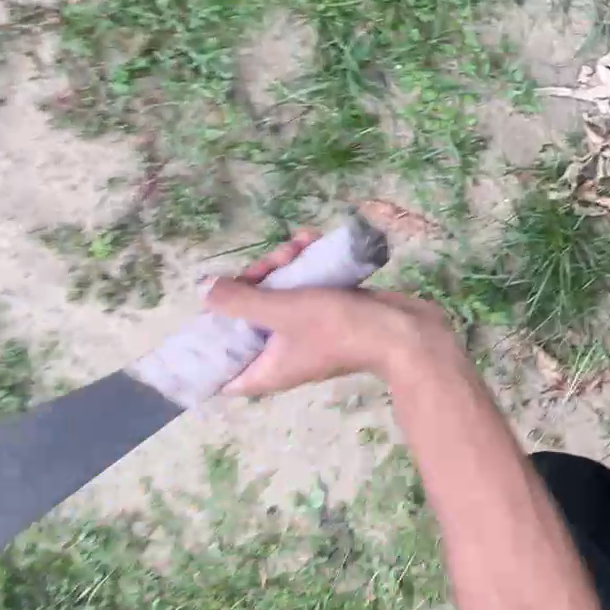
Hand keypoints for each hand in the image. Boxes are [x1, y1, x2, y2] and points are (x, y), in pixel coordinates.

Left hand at [203, 232, 454, 396]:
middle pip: (246, 316)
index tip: (212, 300)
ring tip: (301, 243)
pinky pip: (306, 289)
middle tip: (274, 260)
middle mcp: (280, 352)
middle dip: (255, 280)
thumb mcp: (283, 311)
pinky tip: (313, 241)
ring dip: (284, 266)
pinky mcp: (331, 313)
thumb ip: (239, 300)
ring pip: (278, 296)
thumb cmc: (342, 329)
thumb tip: (204, 290)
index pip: (218, 363)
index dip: (206, 333)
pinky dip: (307, 267)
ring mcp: (307, 332)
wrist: (406, 332)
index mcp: (263, 368)